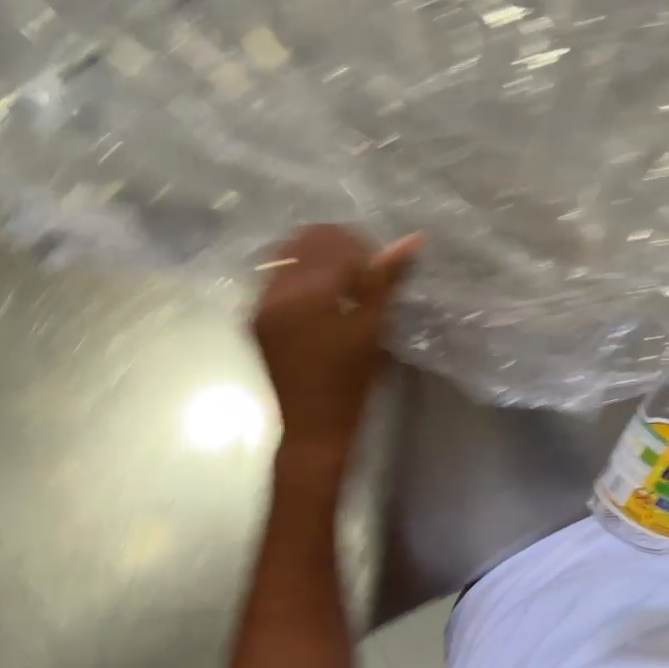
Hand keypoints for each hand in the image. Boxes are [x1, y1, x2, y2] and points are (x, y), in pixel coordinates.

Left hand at [254, 225, 421, 462]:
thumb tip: (413, 239)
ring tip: (343, 285)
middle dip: (338, 247)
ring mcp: (260, 303)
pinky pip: (276, 277)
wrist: (312, 428)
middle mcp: (274, 290)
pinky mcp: (255, 317)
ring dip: (317, 259)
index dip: (363, 249)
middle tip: (363, 272)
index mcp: (306, 293)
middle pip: (306, 241)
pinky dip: (300, 276)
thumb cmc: (349, 385)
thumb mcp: (373, 330)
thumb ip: (386, 280)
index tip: (381, 268)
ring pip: (288, 255)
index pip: (335, 243)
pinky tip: (322, 298)